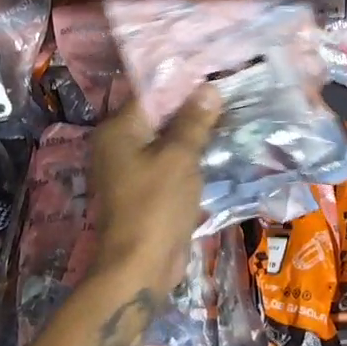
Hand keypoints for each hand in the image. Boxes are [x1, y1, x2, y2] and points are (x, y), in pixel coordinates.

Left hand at [89, 86, 222, 291]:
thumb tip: (208, 89)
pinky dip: (189, 162)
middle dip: (191, 112)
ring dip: (193, 138)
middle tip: (229, 98)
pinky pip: (169, 168)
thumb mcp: (179, 158)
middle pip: (158, 119)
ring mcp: (130, 172)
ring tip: (229, 121)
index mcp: (117, 131)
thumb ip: (193, 122)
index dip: (184, 87)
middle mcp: (117, 147)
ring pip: (166, 145)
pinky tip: (216, 154)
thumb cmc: (155, 205)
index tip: (216, 78)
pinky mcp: (144, 194)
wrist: (140, 267)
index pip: (152, 95)